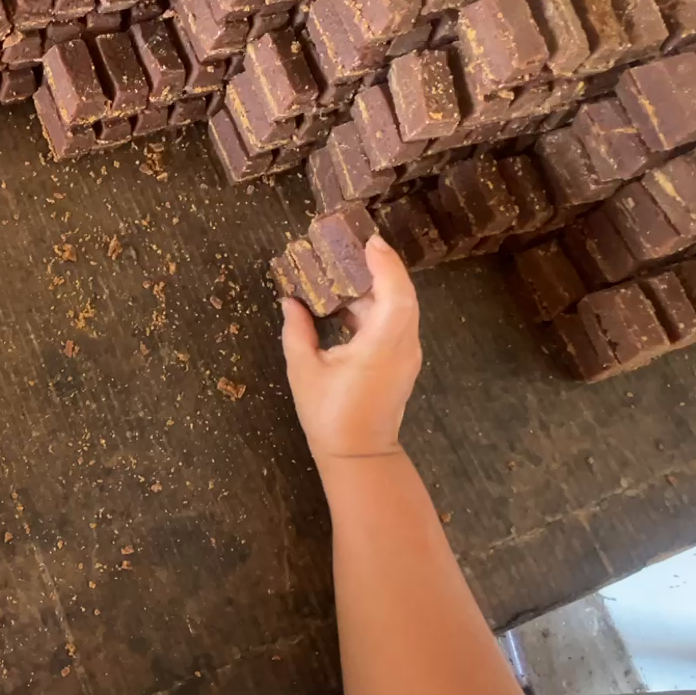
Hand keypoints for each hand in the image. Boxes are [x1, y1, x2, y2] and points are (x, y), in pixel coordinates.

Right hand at [281, 236, 422, 464]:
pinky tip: (348, 304)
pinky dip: (374, 307)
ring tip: (347, 270)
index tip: (369, 241)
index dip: (385, 265)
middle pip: (401, 295)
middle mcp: (402, 346)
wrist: (358, 453)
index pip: (394, 295)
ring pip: (399, 308)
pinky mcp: (401, 361)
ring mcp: (406, 354)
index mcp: (380, 347)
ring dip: (376, 287)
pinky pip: (394, 323)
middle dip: (380, 268)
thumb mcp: (303, 370)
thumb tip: (289, 301)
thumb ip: (297, 331)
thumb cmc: (327, 414)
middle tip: (355, 246)